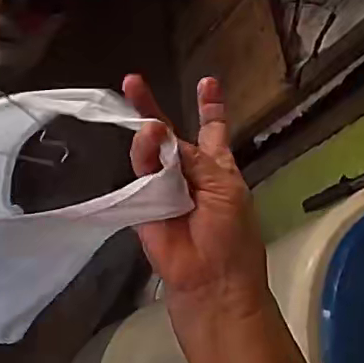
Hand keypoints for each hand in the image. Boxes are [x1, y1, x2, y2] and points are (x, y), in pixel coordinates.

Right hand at [125, 75, 271, 318]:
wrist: (210, 280)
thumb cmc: (231, 236)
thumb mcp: (224, 188)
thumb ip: (193, 159)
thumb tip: (158, 133)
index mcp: (217, 169)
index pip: (212, 131)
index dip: (210, 107)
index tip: (207, 82)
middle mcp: (187, 173)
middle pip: (168, 135)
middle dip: (151, 108)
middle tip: (132, 82)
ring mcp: (162, 188)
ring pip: (149, 152)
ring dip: (149, 136)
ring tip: (149, 127)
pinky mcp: (141, 203)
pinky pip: (137, 175)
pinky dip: (140, 159)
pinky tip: (144, 144)